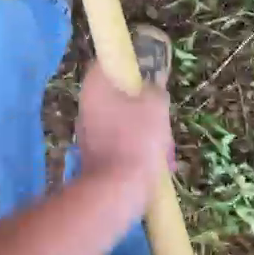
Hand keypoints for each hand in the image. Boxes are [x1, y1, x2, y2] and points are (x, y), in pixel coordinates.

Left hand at [74, 64, 172, 195]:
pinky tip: (159, 166)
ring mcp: (89, 132)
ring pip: (125, 122)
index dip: (131, 64)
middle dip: (147, 108)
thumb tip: (152, 89)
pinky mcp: (96, 156)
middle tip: (164, 119)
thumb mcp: (156, 105)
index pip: (110, 61)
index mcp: (95, 85)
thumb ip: (155, 90)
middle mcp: (87, 105)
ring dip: (148, 133)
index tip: (150, 74)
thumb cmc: (136, 139)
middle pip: (121, 95)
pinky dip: (139, 151)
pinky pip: (122, 143)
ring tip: (166, 152)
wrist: (116, 192)